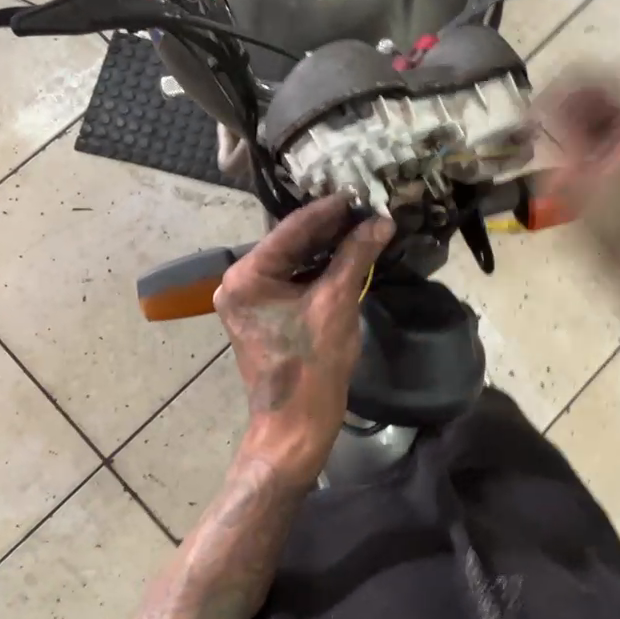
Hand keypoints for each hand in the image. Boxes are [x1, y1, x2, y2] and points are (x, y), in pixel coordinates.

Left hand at [213, 196, 393, 481]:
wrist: (296, 426)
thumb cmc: (312, 366)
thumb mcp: (336, 303)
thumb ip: (355, 256)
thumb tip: (380, 222)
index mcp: (246, 277)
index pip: (291, 229)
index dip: (328, 210)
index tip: (358, 192)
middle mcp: (239, 283)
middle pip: (289, 243)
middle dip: (328, 228)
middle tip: (365, 208)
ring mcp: (248, 300)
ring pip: (291, 262)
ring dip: (325, 248)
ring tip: (361, 227)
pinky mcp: (263, 315)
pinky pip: (291, 281)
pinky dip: (317, 270)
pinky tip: (346, 256)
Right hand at [537, 72, 619, 294]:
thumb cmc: (615, 232)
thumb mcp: (579, 176)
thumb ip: (564, 130)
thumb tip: (544, 100)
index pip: (607, 78)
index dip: (564, 87)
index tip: (537, 106)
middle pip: (618, 92)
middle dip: (576, 104)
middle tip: (543, 122)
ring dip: (589, 120)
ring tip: (559, 139)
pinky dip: (607, 136)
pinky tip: (583, 153)